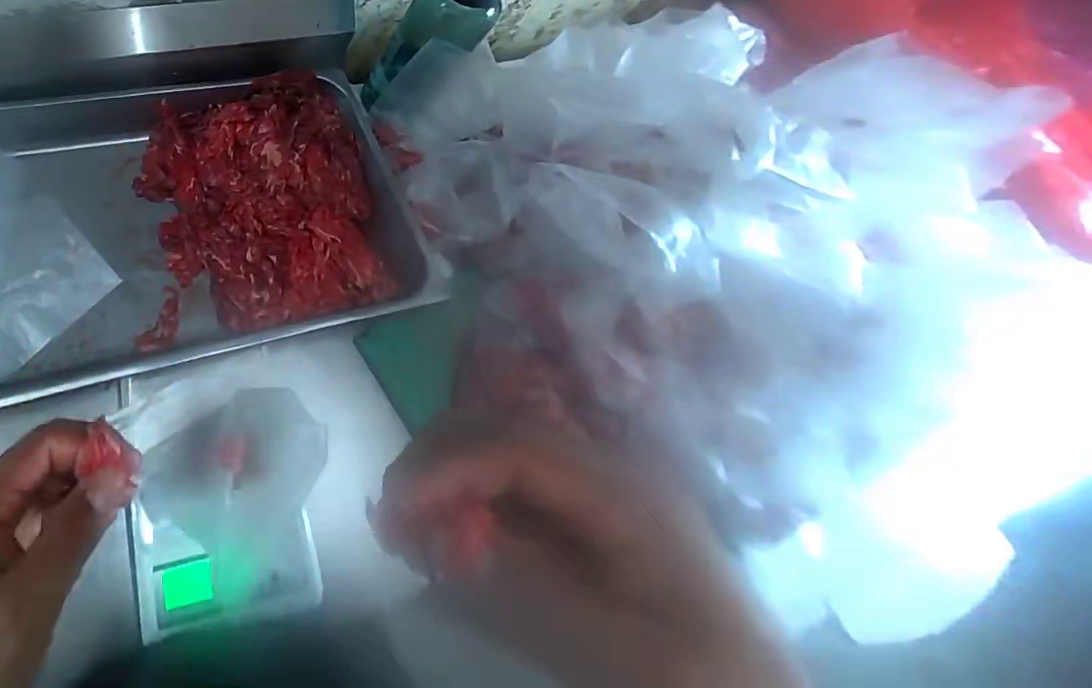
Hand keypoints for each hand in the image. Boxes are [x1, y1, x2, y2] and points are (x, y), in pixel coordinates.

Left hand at [0, 420, 137, 687]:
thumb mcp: (30, 597)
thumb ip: (75, 530)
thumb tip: (120, 470)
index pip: (47, 440)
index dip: (93, 445)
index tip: (133, 472)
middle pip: (44, 456)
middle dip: (90, 463)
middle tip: (131, 492)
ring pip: (40, 483)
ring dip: (80, 488)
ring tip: (115, 510)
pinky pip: (32, 512)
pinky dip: (64, 513)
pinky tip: (84, 533)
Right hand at [374, 415, 805, 687]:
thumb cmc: (702, 680)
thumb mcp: (619, 653)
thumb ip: (530, 588)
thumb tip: (443, 534)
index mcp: (624, 488)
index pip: (514, 448)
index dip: (446, 469)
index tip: (394, 508)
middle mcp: (601, 465)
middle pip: (495, 430)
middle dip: (432, 463)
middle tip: (389, 515)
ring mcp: (588, 481)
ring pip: (490, 446)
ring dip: (440, 475)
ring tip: (403, 523)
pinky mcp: (576, 506)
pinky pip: (503, 481)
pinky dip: (462, 497)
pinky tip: (440, 530)